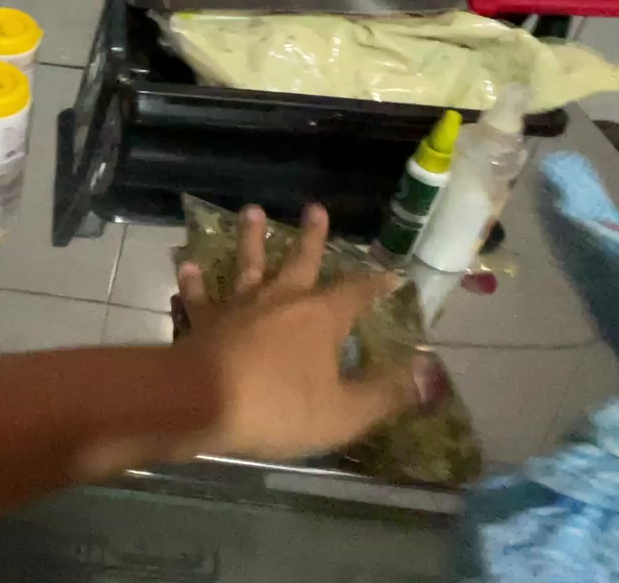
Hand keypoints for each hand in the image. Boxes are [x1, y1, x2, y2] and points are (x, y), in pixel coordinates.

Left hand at [174, 204, 442, 460]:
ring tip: (251, 211)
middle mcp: (280, 299)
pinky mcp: (204, 318)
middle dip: (312, 236)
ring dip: (249, 237)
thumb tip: (431, 374)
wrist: (203, 401)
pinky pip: (198, 295)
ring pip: (247, 264)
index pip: (356, 293)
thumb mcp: (345, 412)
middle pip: (300, 261)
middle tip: (315, 207)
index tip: (392, 271)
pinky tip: (187, 266)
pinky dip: (193, 281)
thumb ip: (388, 392)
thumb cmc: (279, 408)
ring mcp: (238, 305)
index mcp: (320, 318)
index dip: (375, 283)